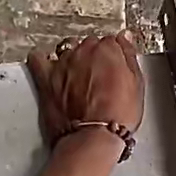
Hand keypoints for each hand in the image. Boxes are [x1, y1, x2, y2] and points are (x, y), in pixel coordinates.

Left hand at [26, 31, 144, 142]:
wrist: (93, 137)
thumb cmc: (117, 115)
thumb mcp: (137, 84)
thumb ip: (129, 56)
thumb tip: (125, 39)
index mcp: (107, 49)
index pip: (112, 42)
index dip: (114, 56)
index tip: (116, 67)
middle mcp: (83, 51)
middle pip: (89, 44)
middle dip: (94, 57)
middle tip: (100, 77)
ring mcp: (63, 64)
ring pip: (67, 49)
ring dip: (74, 57)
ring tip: (79, 74)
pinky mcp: (46, 78)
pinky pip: (38, 59)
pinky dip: (43, 60)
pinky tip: (49, 66)